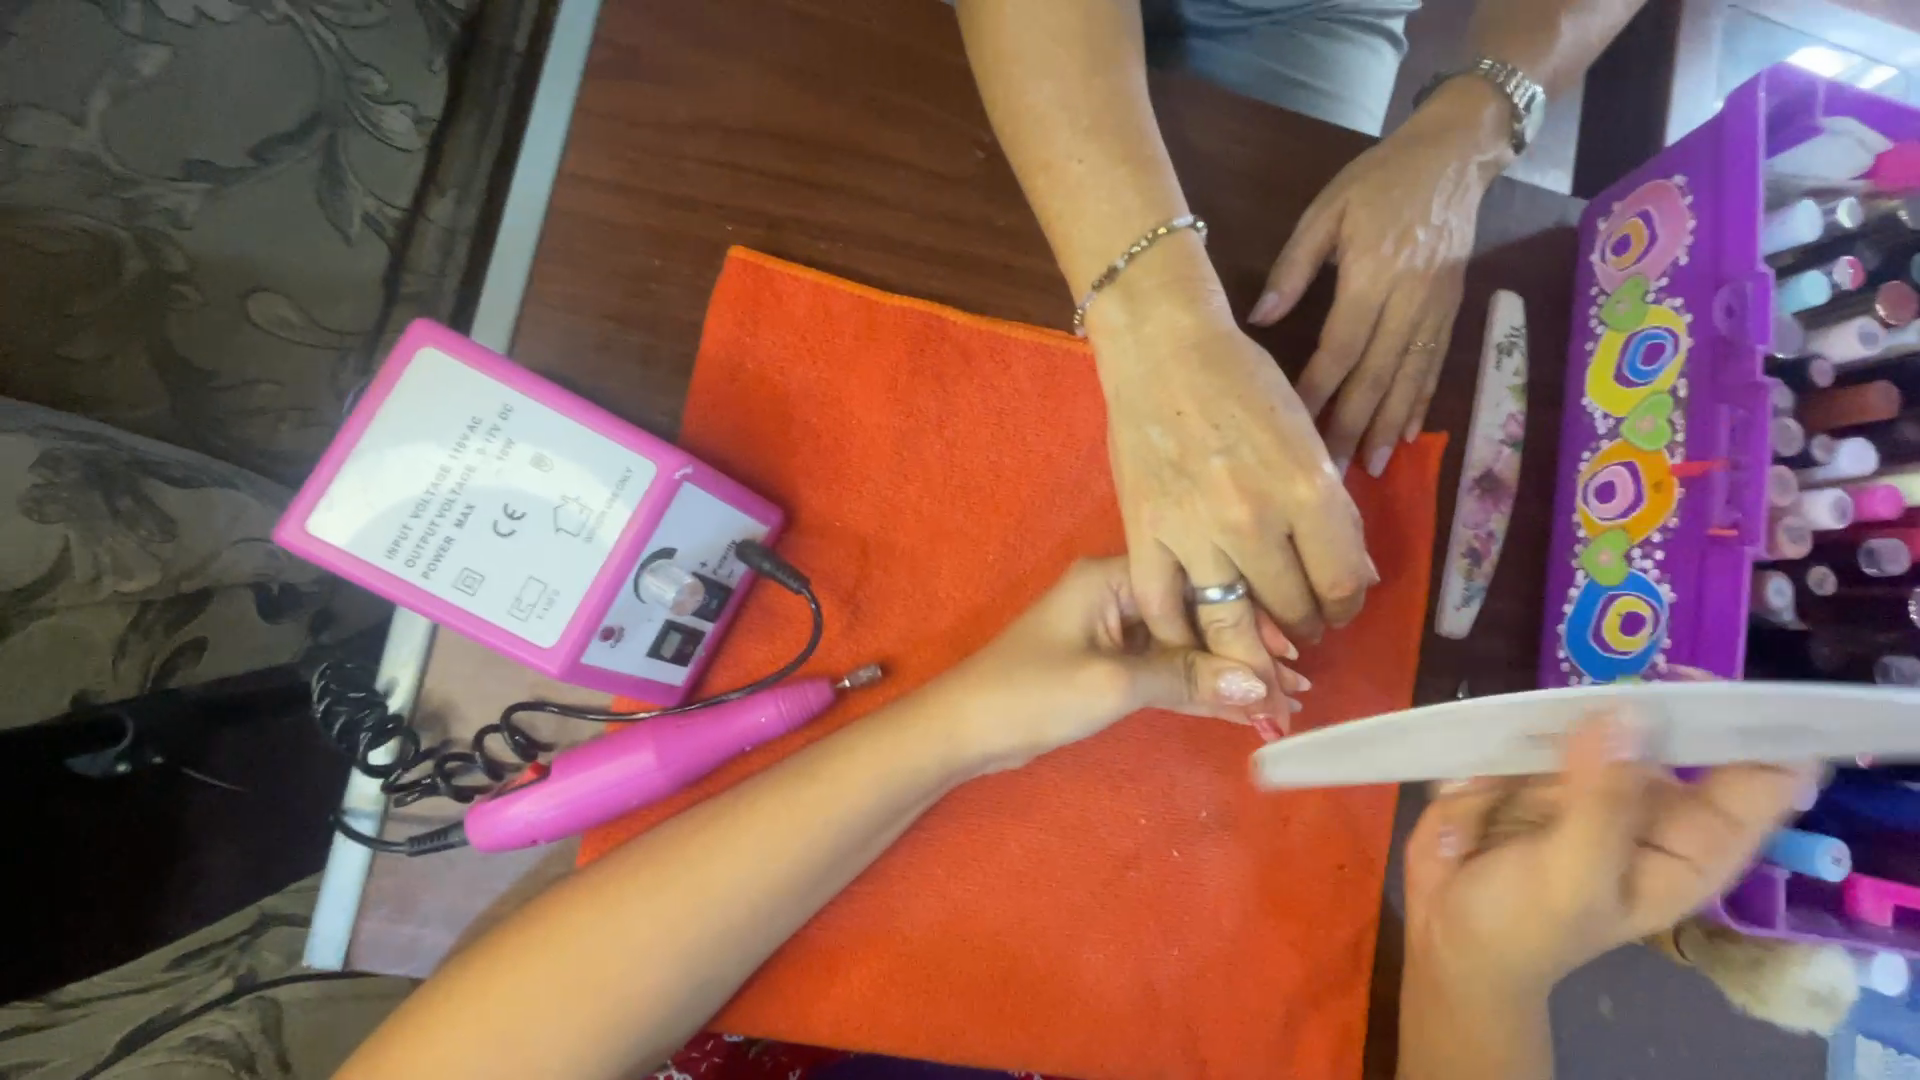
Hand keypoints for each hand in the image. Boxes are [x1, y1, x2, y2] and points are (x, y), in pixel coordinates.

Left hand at [926, 557, 1306, 771]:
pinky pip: (1166, 670)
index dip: (1246, 623)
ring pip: (1185, 647)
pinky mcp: (1109, 664)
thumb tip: (1260, 684)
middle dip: (1244, 653)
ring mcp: (1113, 632)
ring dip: (1228, 675)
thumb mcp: (1111, 683)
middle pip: (1195, 616)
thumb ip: (1185, 676)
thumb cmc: (1030, 694)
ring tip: (1283, 704)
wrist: (965, 729)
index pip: (1196, 589)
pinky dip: (1199, 689)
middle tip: (1296, 689)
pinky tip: (1240, 710)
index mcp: (1111, 579)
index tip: (1290, 658)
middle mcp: (1116, 596)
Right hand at [1094, 308, 1375, 727]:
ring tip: (1259, 639)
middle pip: (1293, 609)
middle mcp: (1253, 521)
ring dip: (1254, 642)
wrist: (1163, 354)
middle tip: (1302, 621)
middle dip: (1307, 624)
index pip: (1344, 583)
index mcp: (1306, 489)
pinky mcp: (1143, 535)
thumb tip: (1355, 575)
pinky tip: (1197, 637)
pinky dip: (1183, 634)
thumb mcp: (1308, 438)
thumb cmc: (1244, 383)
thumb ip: (1334, 510)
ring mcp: (1192, 532)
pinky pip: (1162, 608)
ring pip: (1231, 621)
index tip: (1340, 606)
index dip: (1349, 607)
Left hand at [1248, 79, 1511, 477]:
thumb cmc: (1380, 179)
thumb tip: (1260, 318)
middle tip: (1331, 473)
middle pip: (1377, 375)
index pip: (1339, 348)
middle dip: (1352, 427)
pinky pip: (1436, 362)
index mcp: (1374, 275)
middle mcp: (1411, 298)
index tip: (1294, 430)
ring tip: (1372, 468)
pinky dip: (1421, 401)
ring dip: (1390, 426)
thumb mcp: (1326, 211)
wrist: (1459, 151)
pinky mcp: (1455, 307)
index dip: (1316, 392)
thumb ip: (1293, 268)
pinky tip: (1409, 433)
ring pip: (1411, 377)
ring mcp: (1438, 306)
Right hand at [1403, 710, 1811, 996]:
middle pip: (1658, 732)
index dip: (1746, 728)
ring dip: (1537, 731)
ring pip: (1580, 724)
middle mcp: (1643, 805)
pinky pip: (1517, 736)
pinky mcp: (1523, 773)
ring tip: (1496, 786)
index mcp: (1688, 843)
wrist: (1446, 935)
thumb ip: (1601, 800)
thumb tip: (1624, 713)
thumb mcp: (1574, 875)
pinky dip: (1493, 748)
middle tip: (1567, 705)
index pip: (1757, 777)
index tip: (1695, 687)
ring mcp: (1579, 784)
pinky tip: (1467, 796)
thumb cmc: (1526, 924)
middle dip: (1617, 709)